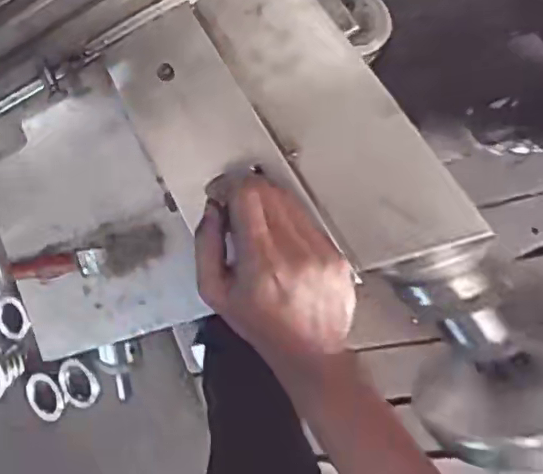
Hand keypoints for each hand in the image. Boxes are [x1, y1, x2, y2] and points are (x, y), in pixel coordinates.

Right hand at [195, 174, 356, 370]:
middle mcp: (295, 253)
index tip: (219, 195)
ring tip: (257, 224)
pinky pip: (306, 217)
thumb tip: (213, 209)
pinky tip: (280, 239)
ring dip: (266, 201)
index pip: (247, 195)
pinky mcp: (337, 255)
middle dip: (244, 190)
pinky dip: (287, 219)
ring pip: (287, 198)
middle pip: (267, 189)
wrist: (312, 357)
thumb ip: (205, 243)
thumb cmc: (260, 325)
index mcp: (262, 262)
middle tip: (234, 206)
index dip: (227, 186)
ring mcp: (321, 253)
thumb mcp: (213, 291)